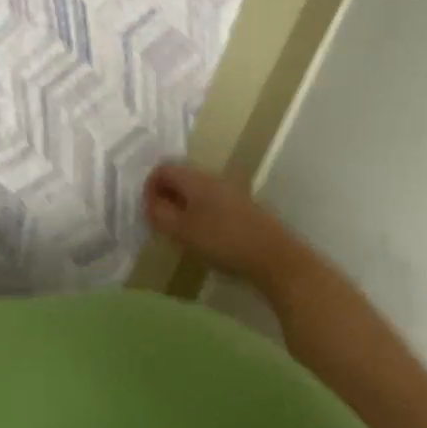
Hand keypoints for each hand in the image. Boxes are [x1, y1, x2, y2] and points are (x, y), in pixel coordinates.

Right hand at [142, 163, 313, 292]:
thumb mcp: (180, 231)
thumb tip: (150, 204)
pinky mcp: (246, 208)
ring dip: (184, 206)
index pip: (162, 168)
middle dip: (167, 196)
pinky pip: (214, 202)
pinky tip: (207, 237)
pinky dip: (202, 214)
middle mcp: (213, 178)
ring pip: (198, 191)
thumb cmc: (222, 241)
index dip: (149, 186)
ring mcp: (233, 192)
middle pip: (181, 178)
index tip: (149, 210)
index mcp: (195, 179)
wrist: (277, 258)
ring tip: (182, 231)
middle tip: (162, 222)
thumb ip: (158, 214)